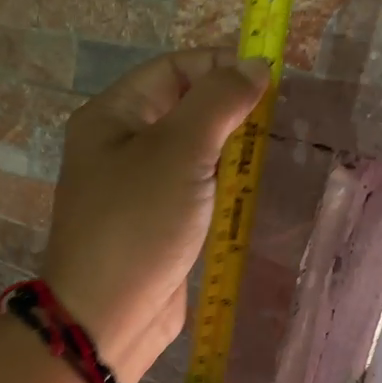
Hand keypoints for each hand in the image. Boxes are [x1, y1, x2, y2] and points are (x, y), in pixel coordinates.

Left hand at [41, 50, 271, 382]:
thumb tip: (255, 65)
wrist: (106, 318)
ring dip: (229, 154)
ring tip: (268, 157)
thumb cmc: (138, 225)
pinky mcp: (154, 227)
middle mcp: (119, 146)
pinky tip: (249, 195)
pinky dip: (220, 190)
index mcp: (111, 116)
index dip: (220, 67)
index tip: (271, 83)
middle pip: (183, 110)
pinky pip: (193, 194)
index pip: (172, 70)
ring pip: (192, 155)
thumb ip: (218, 102)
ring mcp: (136, 190)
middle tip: (275, 125)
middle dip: (229, 112)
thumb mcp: (179, 151)